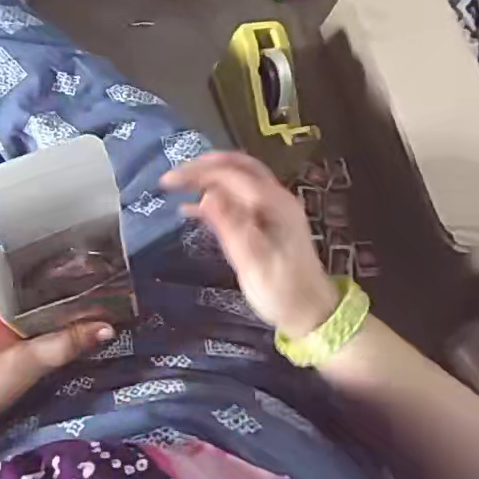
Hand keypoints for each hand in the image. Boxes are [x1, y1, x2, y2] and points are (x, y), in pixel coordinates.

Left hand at [0, 265, 115, 430]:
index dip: (48, 250)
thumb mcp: (26, 365)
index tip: (80, 249)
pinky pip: (18, 303)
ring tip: (86, 284)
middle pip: (22, 270)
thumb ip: (66, 343)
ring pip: (22, 287)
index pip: (16, 255)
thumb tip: (109, 327)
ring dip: (50, 288)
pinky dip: (40, 304)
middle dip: (56, 270)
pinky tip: (64, 308)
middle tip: (93, 269)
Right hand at [161, 152, 338, 336]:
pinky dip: (214, 196)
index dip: (197, 172)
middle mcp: (275, 199)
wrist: (311, 312)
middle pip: (237, 166)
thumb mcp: (254, 262)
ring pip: (237, 179)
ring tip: (178, 186)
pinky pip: (238, 197)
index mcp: (274, 204)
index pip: (231, 173)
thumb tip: (206, 196)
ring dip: (208, 177)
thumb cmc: (283, 291)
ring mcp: (272, 209)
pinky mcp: (266, 222)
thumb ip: (231, 227)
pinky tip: (192, 207)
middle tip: (173, 176)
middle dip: (202, 166)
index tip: (168, 182)